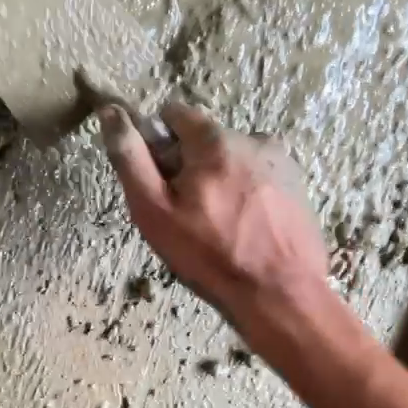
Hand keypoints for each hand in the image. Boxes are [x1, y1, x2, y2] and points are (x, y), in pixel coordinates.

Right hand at [98, 101, 328, 313]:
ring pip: (231, 158)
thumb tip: (110, 112)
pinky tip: (244, 228)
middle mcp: (253, 139)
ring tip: (218, 225)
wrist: (280, 295)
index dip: (159, 145)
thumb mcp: (154, 209)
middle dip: (190, 166)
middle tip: (186, 213)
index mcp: (215, 140)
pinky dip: (245, 193)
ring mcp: (281, 161)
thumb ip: (130, 157)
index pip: (174, 114)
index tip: (161, 181)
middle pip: (204, 139)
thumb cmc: (209, 254)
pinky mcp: (297, 184)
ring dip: (218, 180)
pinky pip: (256, 175)